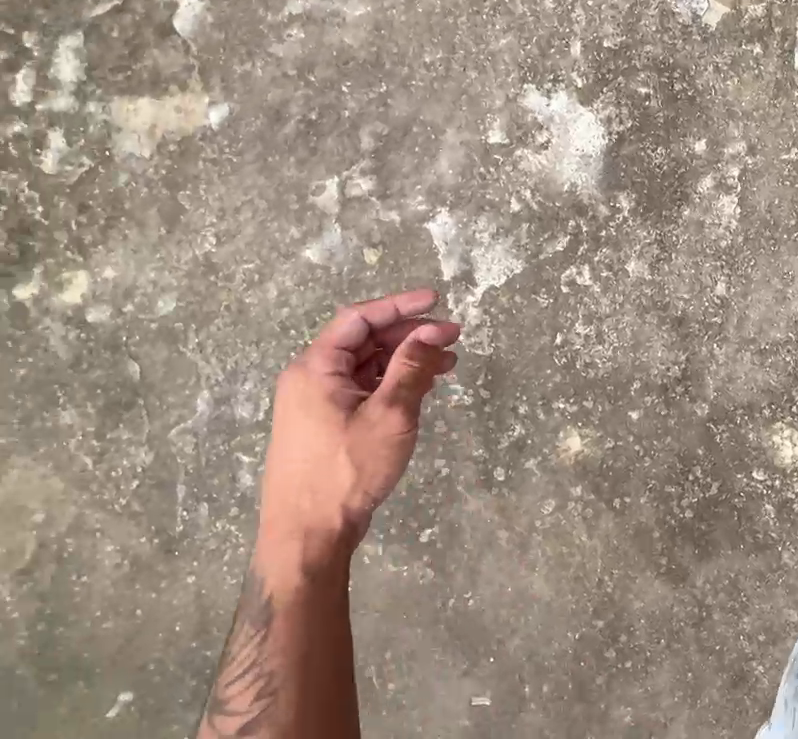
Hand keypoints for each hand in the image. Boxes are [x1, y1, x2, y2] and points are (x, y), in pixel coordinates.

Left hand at [254, 289, 460, 574]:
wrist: (309, 531)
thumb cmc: (347, 468)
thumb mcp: (390, 413)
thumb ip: (412, 368)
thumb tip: (432, 332)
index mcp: (316, 369)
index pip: (358, 319)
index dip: (399, 305)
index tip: (437, 299)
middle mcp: (312, 378)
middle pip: (365, 339)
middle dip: (411, 334)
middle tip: (454, 336)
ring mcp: (318, 402)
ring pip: (368, 364)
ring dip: (408, 358)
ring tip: (449, 363)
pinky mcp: (329, 422)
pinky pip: (366, 386)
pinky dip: (397, 379)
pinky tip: (425, 386)